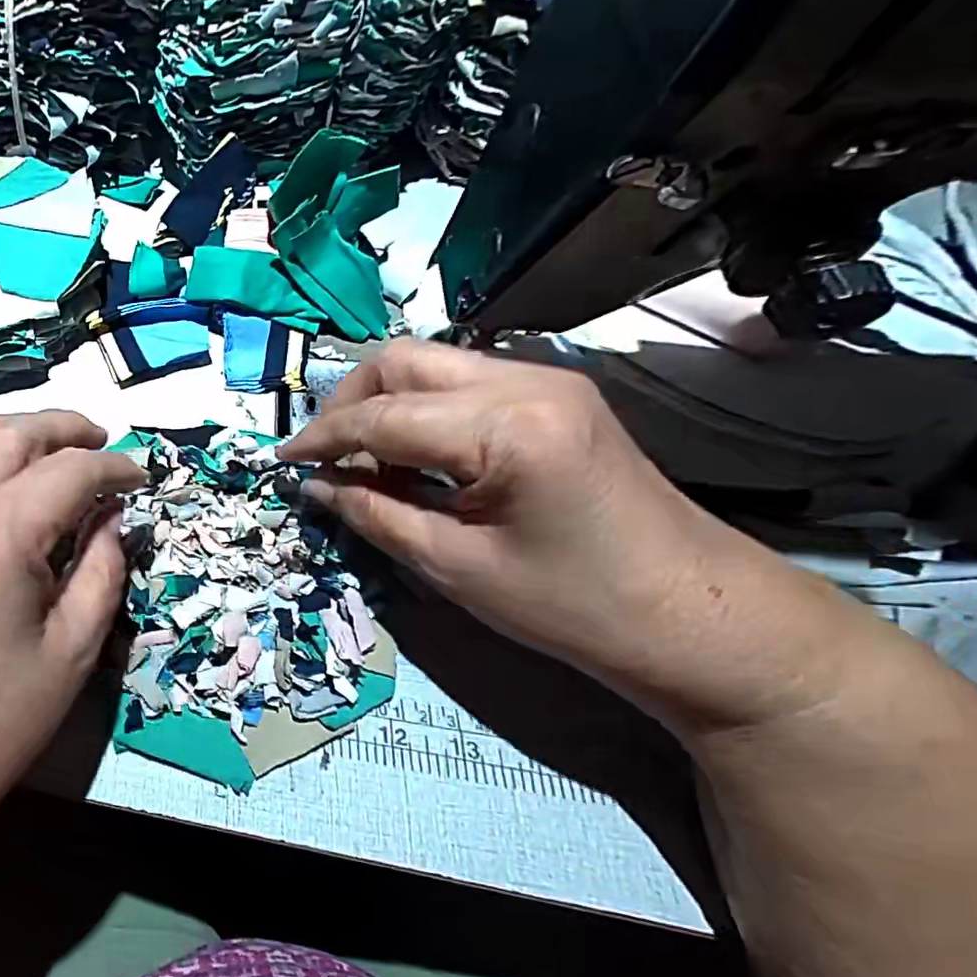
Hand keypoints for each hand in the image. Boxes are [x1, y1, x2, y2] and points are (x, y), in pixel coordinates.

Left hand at [0, 410, 145, 856]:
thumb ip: (102, 567)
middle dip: (69, 430)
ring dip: (18, 430)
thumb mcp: (73, 647)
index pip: (73, 471)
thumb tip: (112, 516)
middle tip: (105, 442)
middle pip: (19, 436)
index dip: (116, 468)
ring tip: (56, 440)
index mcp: (4, 532)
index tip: (143, 477)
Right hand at [278, 339, 865, 736]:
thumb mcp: (458, 569)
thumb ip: (376, 513)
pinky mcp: (557, 395)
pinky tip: (413, 457)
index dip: (321, 437)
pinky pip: (466, 384)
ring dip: (385, 405)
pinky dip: (423, 412)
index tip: (282, 462)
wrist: (694, 616)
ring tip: (362, 463)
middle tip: (321, 458)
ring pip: (433, 365)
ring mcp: (547, 380)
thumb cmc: (574, 608)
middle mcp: (527, 379)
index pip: (383, 414)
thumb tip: (316, 485)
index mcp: (507, 424)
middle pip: (403, 360)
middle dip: (348, 403)